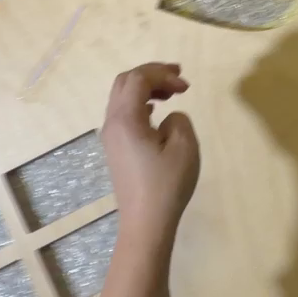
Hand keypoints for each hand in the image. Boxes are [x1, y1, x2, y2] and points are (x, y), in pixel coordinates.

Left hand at [89, 63, 199, 296]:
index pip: (138, 79)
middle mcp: (112, 123)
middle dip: (152, 75)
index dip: (162, 74)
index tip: (186, 85)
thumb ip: (179, 119)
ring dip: (147, 88)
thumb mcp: (185, 145)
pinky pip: (124, 113)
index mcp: (126, 118)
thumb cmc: (167, 183)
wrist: (146, 222)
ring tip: (172, 92)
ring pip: (123, 97)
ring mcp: (111, 137)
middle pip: (125, 82)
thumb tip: (169, 118)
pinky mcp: (116, 149)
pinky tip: (158, 112)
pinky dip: (142, 103)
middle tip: (179, 78)